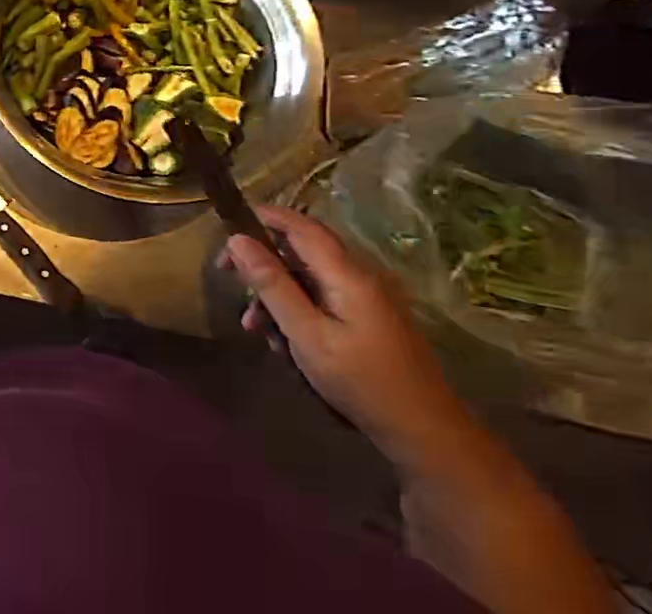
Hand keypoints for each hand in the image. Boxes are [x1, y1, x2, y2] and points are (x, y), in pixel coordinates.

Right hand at [219, 206, 475, 469]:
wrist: (425, 432)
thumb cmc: (361, 381)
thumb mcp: (306, 334)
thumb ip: (272, 284)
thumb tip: (237, 240)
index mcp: (348, 274)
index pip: (300, 226)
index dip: (262, 218)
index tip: (226, 227)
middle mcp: (360, 275)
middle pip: (301, 250)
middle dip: (262, 263)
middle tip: (228, 278)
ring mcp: (367, 297)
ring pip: (308, 278)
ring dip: (276, 294)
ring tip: (255, 328)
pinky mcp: (368, 316)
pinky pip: (322, 298)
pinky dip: (296, 310)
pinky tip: (284, 341)